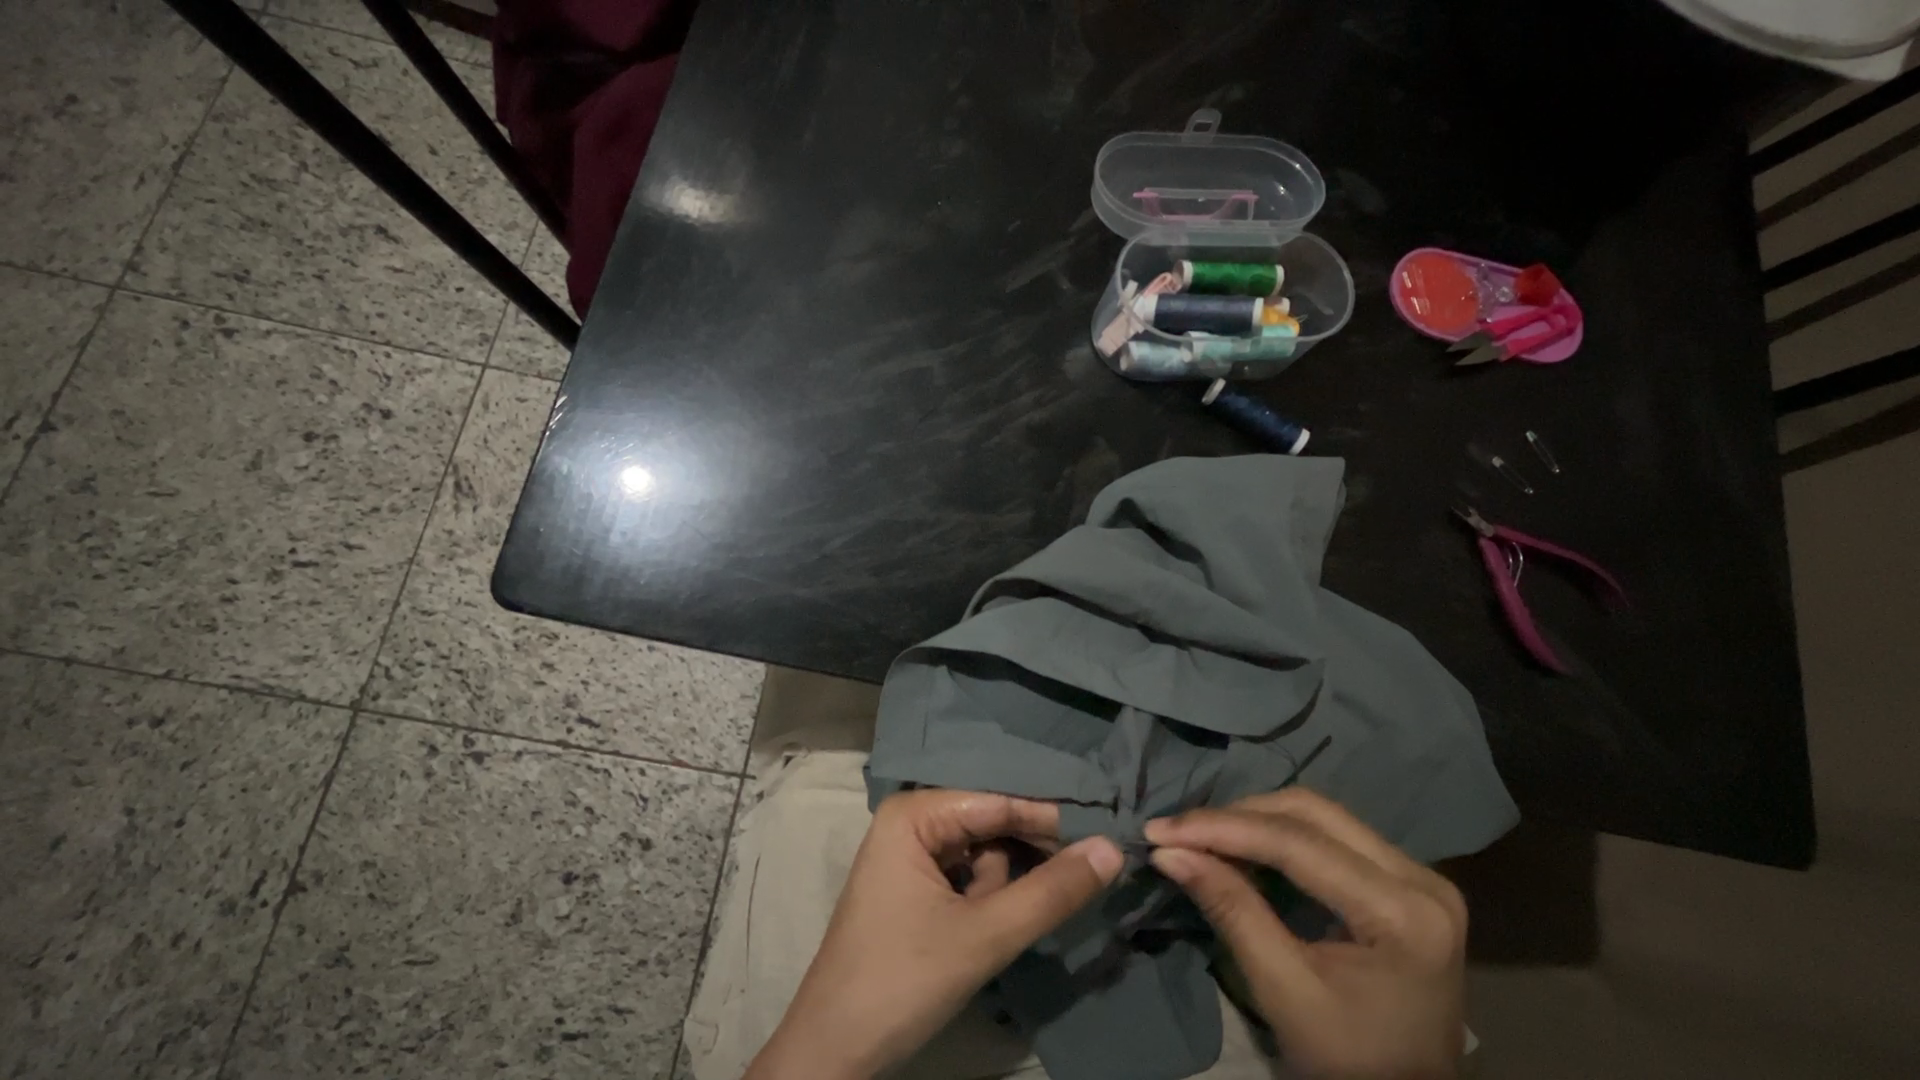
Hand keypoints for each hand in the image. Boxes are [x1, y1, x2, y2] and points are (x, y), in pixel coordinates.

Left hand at [746, 790, 1124, 1079]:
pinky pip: (972, 877)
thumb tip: (1115, 848)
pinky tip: (999, 925)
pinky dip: (995, 898)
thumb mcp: (984, 936)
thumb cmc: (902, 981)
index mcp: (915, 813)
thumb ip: (1051, 892)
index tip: (1114, 831)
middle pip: (995, 823)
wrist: (835, 1051)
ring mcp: (914, 855)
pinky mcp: (919, 888)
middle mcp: (913, 821)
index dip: (1056, 818)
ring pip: (988, 854)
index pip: (1002, 801)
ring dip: (1012, 884)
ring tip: (1013, 920)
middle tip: (1095, 871)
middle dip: (1036, 852)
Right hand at [1145, 789, 1466, 1079]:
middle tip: (1178, 833)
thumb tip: (1169, 854)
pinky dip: (1280, 835)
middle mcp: (1421, 877)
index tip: (1160, 831)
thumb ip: (1232, 911)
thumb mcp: (1283, 990)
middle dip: (1237, 816)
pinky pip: (1334, 835)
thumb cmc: (1347, 1059)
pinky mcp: (1406, 880)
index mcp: (1403, 911)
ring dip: (1256, 820)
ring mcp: (1419, 875)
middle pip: (1313, 813)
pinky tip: (1242, 848)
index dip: (1223, 828)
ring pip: (1321, 815)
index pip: (1298, 844)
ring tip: (1201, 837)